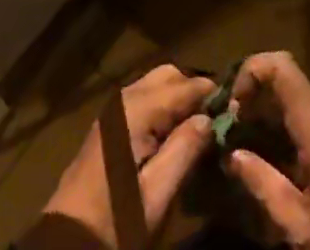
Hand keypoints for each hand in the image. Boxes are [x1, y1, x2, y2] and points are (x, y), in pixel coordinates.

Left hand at [27, 65, 216, 249]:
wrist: (69, 237)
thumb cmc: (118, 219)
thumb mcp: (158, 193)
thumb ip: (185, 150)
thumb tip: (210, 118)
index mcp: (136, 111)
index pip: (184, 86)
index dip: (214, 94)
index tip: (240, 109)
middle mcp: (124, 100)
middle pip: (168, 76)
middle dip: (196, 91)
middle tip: (222, 120)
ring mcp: (114, 111)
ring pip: (155, 85)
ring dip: (180, 98)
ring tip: (204, 127)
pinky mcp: (110, 125)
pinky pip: (144, 100)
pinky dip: (164, 106)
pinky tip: (178, 133)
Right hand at [226, 52, 309, 249]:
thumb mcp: (302, 224)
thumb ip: (263, 184)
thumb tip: (232, 154)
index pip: (279, 65)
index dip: (249, 72)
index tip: (232, 106)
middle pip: (281, 81)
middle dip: (251, 99)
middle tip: (231, 133)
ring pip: (292, 99)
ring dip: (265, 116)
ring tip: (246, 150)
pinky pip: (305, 116)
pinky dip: (282, 128)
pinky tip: (273, 163)